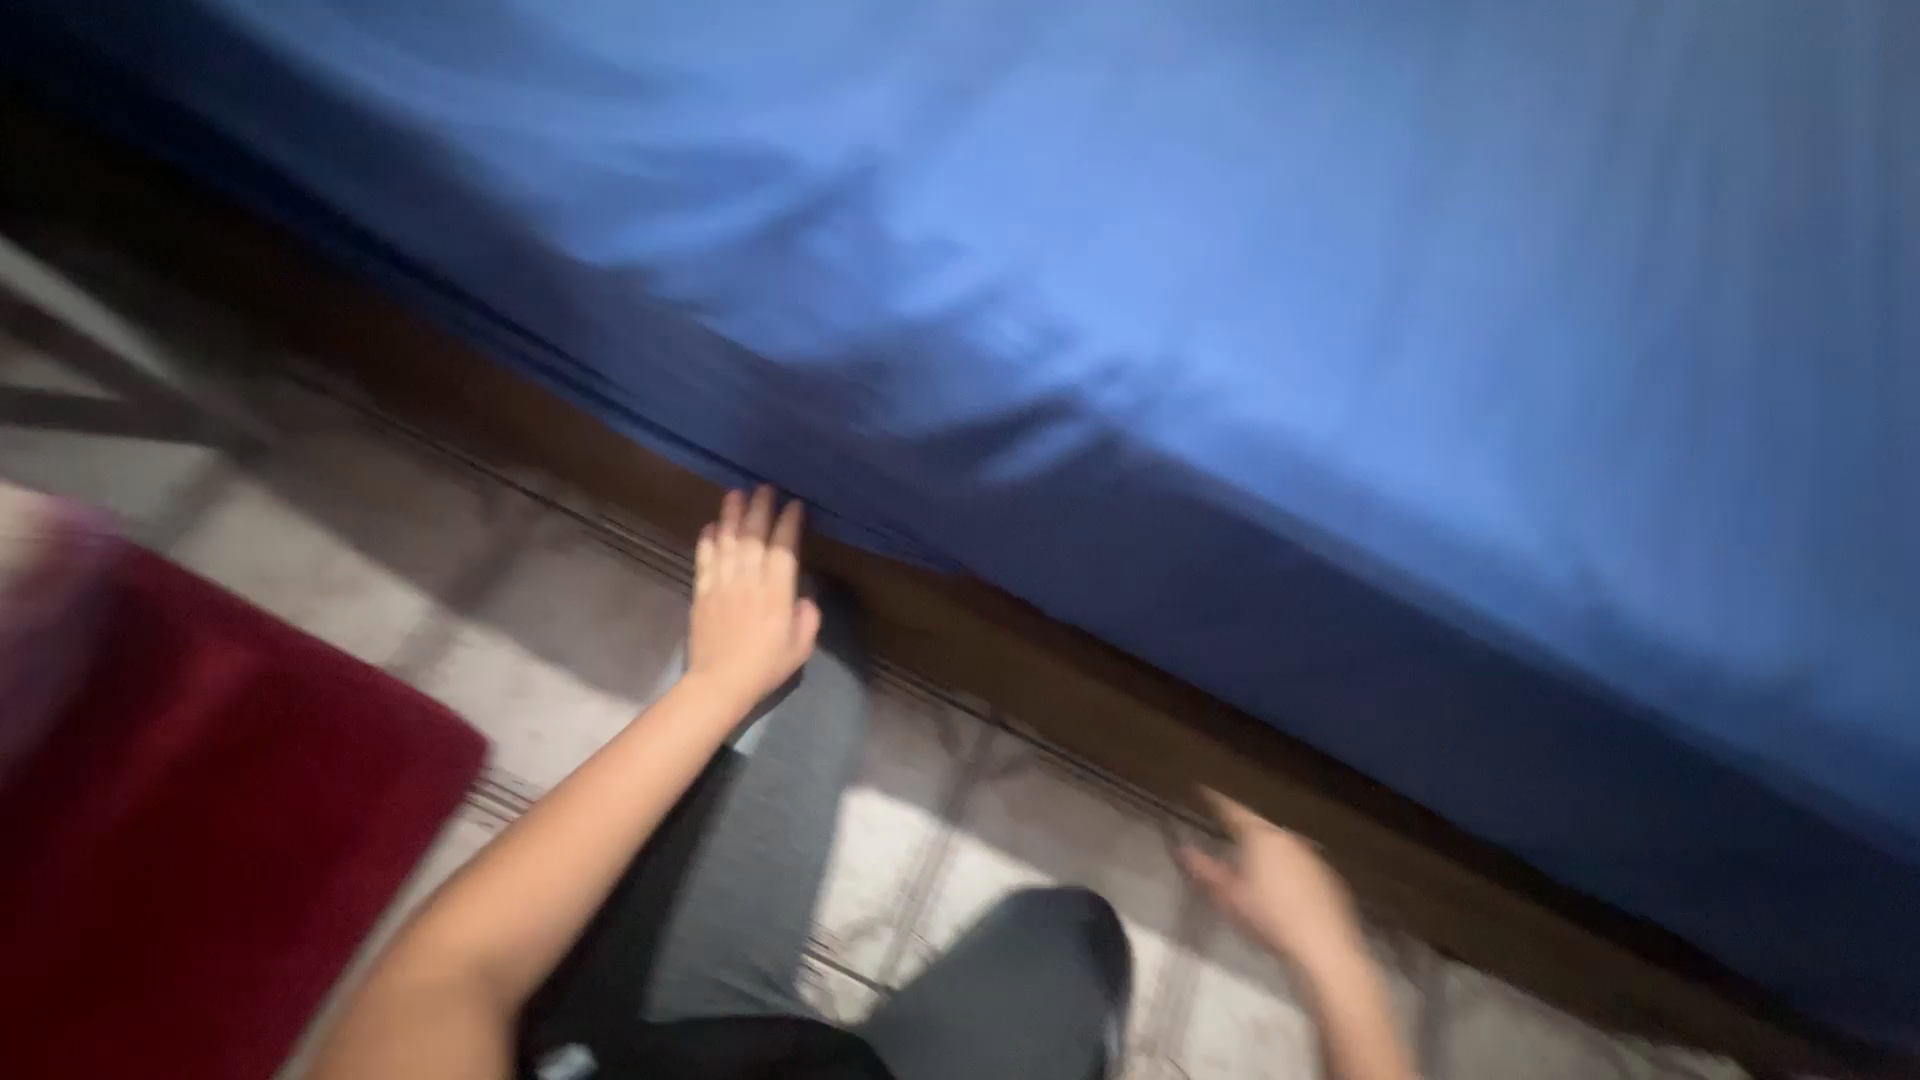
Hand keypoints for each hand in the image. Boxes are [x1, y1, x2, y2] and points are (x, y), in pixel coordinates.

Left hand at [687, 486, 820, 705]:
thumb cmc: (765, 667)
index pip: (783, 548)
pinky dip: (707, 540)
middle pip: (754, 536)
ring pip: (727, 541)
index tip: (794, 505)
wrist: (719, 683)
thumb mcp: (801, 647)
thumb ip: (807, 617)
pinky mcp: (702, 592)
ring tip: (736, 493)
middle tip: (765, 488)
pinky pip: (704, 559)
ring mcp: (722, 584)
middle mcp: (749, 581)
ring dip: (731, 515)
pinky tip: (711, 526)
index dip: (789, 523)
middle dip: (760, 508)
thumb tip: (804, 596)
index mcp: (777, 593)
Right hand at [1181, 788, 1365, 974]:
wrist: (1324, 950)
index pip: (1232, 810)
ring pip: (1281, 846)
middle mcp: (1287, 838)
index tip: (1203, 792)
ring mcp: (1312, 858)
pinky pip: (1300, 866)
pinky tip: (1282, 890)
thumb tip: (1182, 849)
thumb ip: (1203, 869)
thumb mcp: (1226, 896)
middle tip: (1227, 830)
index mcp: (1259, 836)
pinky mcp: (1330, 880)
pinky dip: (1287, 869)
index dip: (1216, 801)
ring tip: (1253, 862)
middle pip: (1259, 827)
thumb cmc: (1267, 917)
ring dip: (1266, 850)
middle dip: (1243, 828)